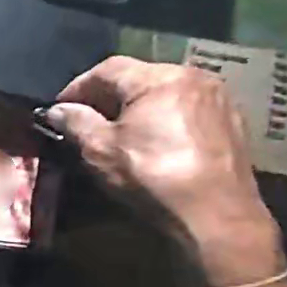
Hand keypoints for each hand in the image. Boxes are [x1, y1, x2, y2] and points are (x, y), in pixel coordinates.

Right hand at [42, 57, 282, 286]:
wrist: (216, 218)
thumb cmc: (152, 177)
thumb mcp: (100, 150)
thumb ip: (75, 122)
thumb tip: (56, 110)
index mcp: (160, 78)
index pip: (107, 69)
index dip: (77, 87)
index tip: (59, 110)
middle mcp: (193, 77)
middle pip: (137, 77)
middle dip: (106, 96)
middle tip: (83, 121)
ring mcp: (217, 98)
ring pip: (163, 92)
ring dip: (134, 107)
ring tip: (115, 132)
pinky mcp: (231, 122)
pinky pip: (184, 109)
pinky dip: (161, 118)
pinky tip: (150, 142)